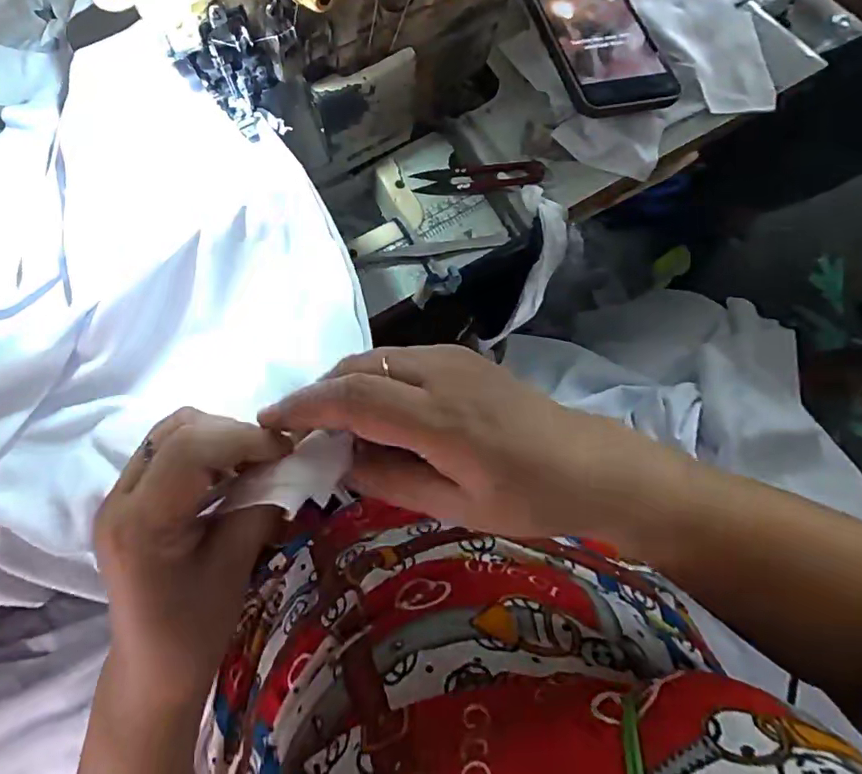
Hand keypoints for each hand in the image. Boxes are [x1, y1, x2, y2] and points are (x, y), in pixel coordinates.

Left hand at [92, 408, 287, 710]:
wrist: (151, 670)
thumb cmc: (195, 633)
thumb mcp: (233, 568)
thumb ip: (258, 506)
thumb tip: (289, 463)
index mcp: (140, 523)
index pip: (188, 449)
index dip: (242, 438)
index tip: (285, 449)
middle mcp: (118, 498)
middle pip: (178, 430)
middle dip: (232, 432)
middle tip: (272, 454)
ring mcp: (116, 495)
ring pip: (170, 432)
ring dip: (216, 435)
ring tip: (251, 460)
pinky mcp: (126, 496)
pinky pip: (166, 449)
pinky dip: (202, 448)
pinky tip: (227, 471)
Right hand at [260, 345, 688, 540]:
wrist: (593, 463)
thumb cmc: (529, 498)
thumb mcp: (456, 507)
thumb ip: (389, 480)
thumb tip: (337, 461)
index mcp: (438, 418)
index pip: (352, 399)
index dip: (305, 407)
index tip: (269, 421)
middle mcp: (437, 373)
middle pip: (356, 368)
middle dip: (316, 392)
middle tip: (295, 427)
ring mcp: (449, 357)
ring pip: (373, 357)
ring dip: (341, 383)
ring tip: (328, 420)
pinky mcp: (458, 355)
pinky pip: (395, 357)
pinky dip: (368, 377)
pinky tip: (371, 407)